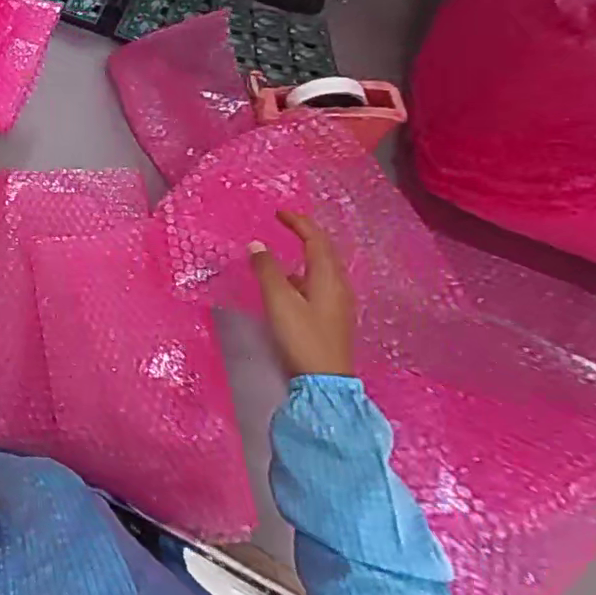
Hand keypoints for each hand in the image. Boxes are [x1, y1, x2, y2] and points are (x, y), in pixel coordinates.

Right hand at [247, 210, 356, 376]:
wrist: (325, 381)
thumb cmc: (302, 337)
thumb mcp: (279, 302)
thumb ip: (267, 271)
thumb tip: (256, 245)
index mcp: (328, 277)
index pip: (316, 240)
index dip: (299, 223)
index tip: (279, 213)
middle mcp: (338, 286)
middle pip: (324, 252)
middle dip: (305, 235)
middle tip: (284, 225)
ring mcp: (337, 303)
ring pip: (321, 269)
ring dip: (304, 255)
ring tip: (282, 253)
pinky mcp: (331, 317)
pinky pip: (318, 284)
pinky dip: (302, 274)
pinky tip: (288, 285)